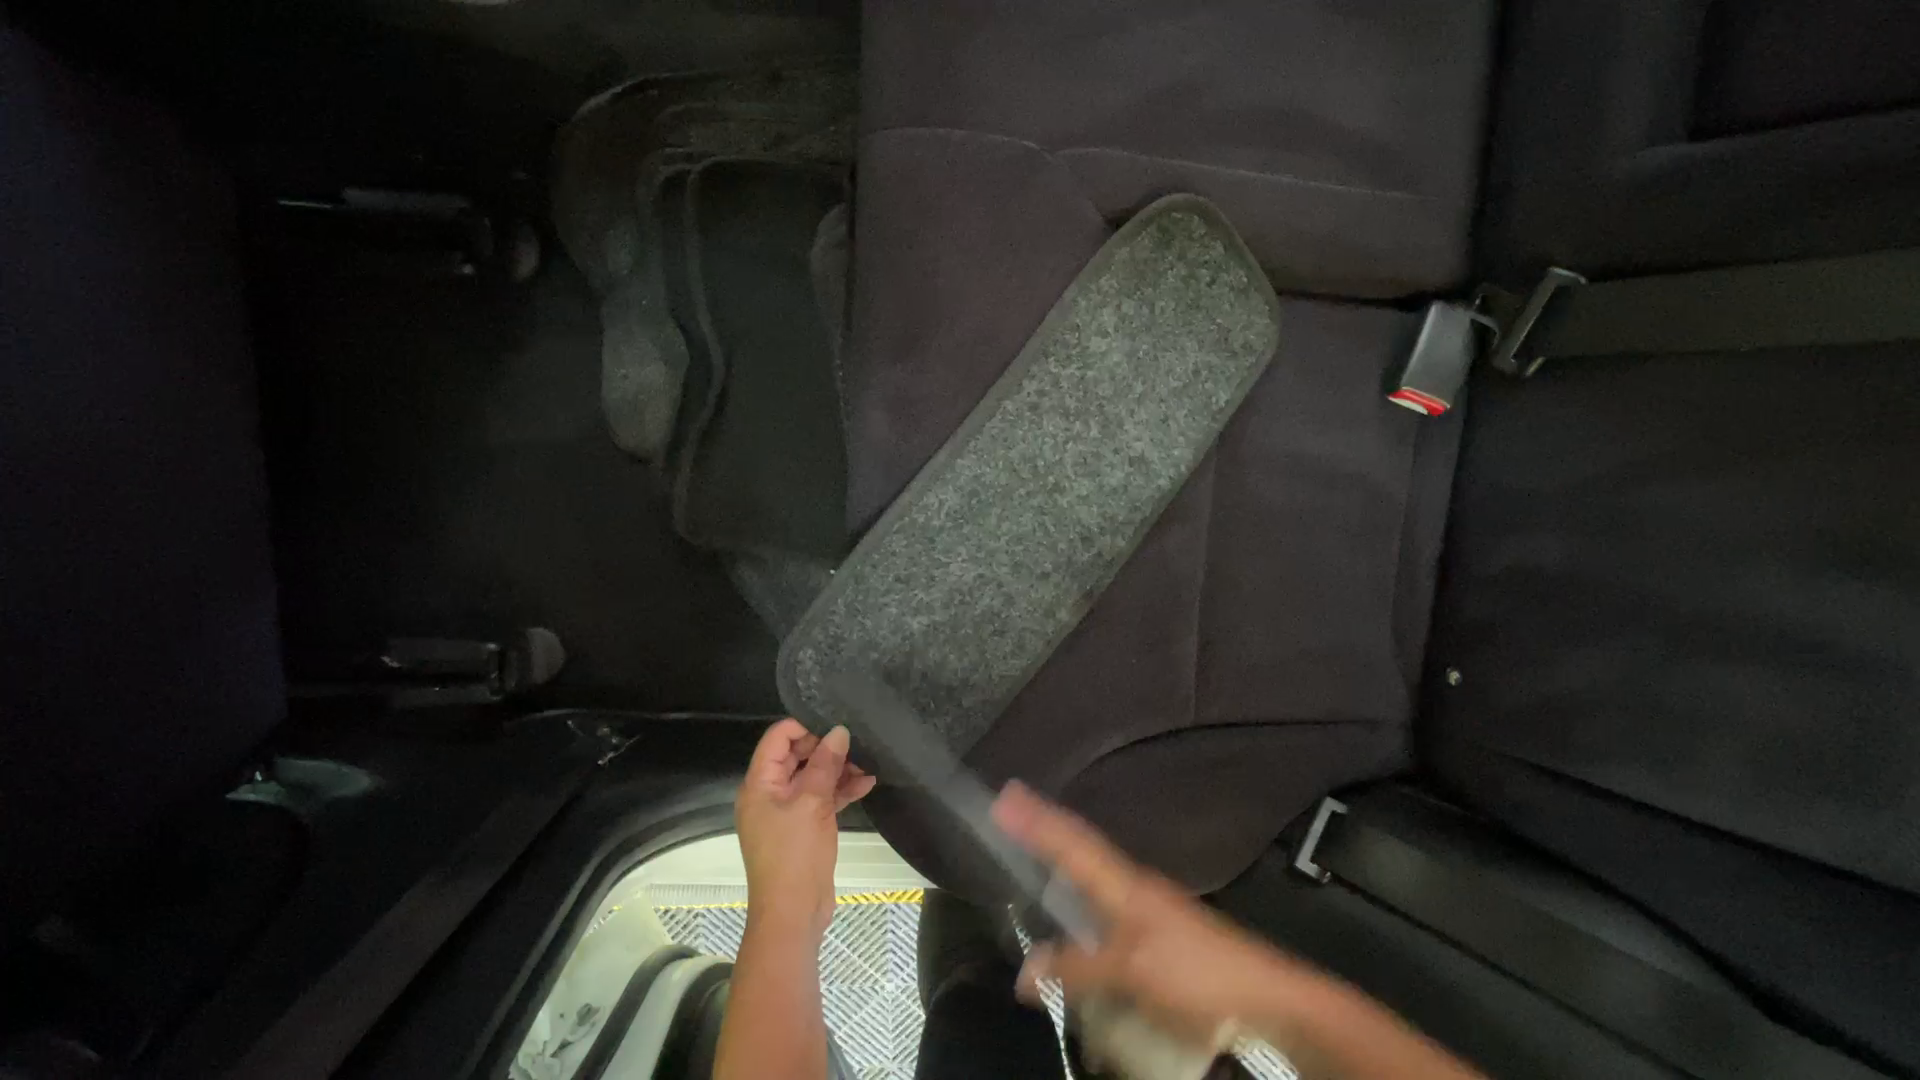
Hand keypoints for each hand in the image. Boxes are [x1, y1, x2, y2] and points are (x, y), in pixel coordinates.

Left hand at [736, 719, 875, 939]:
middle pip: (797, 756)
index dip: (805, 728)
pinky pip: (822, 798)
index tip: (835, 727)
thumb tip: (839, 731)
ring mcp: (788, 811)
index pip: (777, 739)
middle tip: (858, 744)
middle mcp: (770, 793)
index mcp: (759, 784)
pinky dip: (841, 790)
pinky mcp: (805, 827)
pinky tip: (867, 783)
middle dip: (827, 748)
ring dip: (838, 769)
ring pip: (813, 777)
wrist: (794, 914)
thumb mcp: (811, 804)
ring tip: (868, 764)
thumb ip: (825, 765)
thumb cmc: (795, 856)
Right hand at [991, 781, 1315, 1040]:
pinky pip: (1105, 917)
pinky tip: (1072, 926)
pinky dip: (1080, 910)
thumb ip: (1078, 968)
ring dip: (1061, 867)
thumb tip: (1024, 971)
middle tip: (1007, 815)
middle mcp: (1132, 889)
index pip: (1072, 842)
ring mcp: (1147, 912)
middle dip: (1044, 833)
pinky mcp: (1157, 939)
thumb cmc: (1199, 972)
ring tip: (1029, 858)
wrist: (1268, 1001)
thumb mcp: (1133, 971)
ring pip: (1092, 884)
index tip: (1006, 793)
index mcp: (1124, 885)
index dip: (1037, 819)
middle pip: (1079, 853)